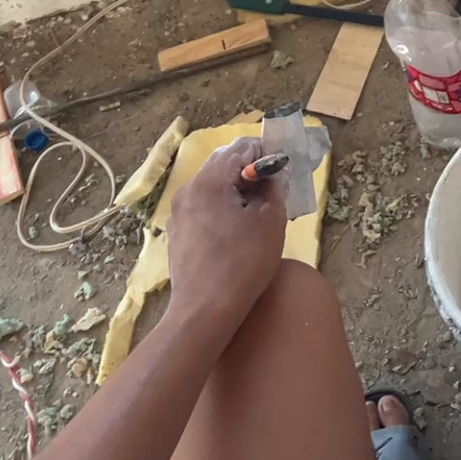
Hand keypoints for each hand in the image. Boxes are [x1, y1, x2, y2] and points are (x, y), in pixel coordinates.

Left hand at [164, 136, 287, 329]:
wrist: (204, 311)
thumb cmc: (243, 263)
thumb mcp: (270, 221)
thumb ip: (273, 188)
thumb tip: (271, 174)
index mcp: (209, 182)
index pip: (240, 148)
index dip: (266, 153)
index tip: (283, 169)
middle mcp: (188, 189)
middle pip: (223, 163)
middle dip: (249, 169)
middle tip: (273, 188)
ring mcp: (179, 211)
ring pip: (212, 183)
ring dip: (236, 187)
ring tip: (257, 209)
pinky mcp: (178, 230)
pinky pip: (203, 203)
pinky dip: (222, 203)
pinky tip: (237, 226)